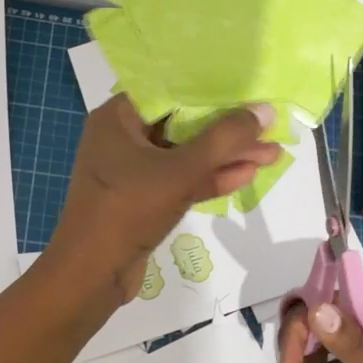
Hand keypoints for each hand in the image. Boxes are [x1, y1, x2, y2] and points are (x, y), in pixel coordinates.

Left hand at [43, 94, 280, 303]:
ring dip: (225, 156)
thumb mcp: (180, 171)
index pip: (171, 90)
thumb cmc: (127, 211)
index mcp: (118, 118)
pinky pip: (179, 181)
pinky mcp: (141, 201)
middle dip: (227, 128)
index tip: (250, 88)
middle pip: (182, 123)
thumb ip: (224, 140)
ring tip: (272, 153)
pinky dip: (209, 178)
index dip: (213, 88)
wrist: (90, 274)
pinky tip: (246, 175)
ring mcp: (131, 172)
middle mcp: (122, 138)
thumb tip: (265, 112)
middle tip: (270, 126)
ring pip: (185, 155)